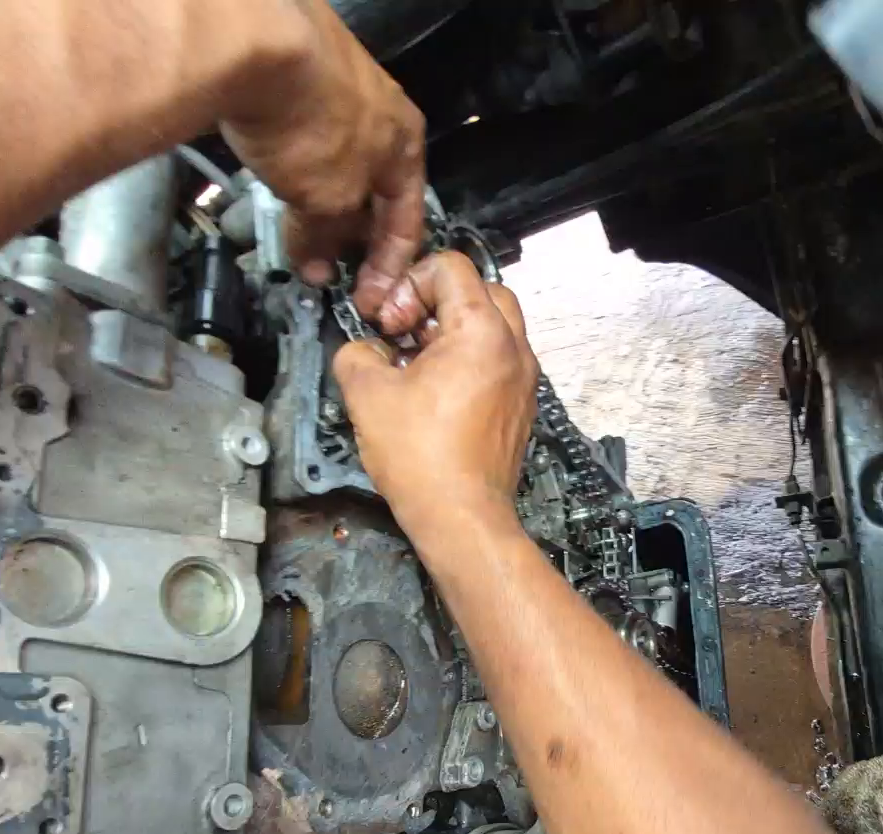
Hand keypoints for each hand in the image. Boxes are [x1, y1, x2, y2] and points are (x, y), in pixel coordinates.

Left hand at [222, 0, 425, 315]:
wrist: (249, 36)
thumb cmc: (311, 119)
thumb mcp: (325, 202)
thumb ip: (324, 239)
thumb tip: (315, 267)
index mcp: (408, 143)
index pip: (407, 223)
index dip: (388, 269)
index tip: (369, 297)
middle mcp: (381, 106)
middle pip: (372, 189)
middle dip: (349, 234)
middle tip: (327, 265)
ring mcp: (336, 77)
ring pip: (337, 157)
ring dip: (319, 196)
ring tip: (293, 223)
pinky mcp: (292, 58)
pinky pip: (301, 124)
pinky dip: (291, 156)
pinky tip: (270, 171)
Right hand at [333, 252, 538, 530]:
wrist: (462, 515)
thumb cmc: (421, 457)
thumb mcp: (366, 393)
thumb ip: (358, 351)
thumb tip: (368, 349)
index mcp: (483, 333)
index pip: (452, 267)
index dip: (410, 283)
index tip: (390, 321)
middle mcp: (515, 350)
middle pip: (482, 291)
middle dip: (437, 301)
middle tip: (405, 333)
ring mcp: (524, 380)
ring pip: (494, 327)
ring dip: (454, 330)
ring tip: (416, 363)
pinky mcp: (522, 406)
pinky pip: (499, 362)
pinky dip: (471, 360)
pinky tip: (437, 390)